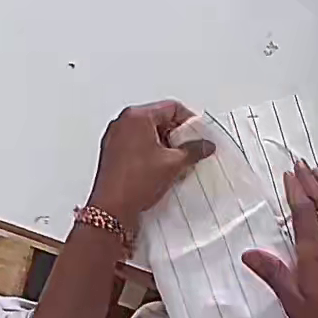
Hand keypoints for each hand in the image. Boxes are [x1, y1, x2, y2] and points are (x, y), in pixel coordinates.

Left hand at [87, 101, 213, 228]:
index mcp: (137, 117)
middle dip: (177, 134)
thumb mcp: (174, 164)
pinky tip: (161, 168)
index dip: (190, 121)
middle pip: (159, 118)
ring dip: (165, 144)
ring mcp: (115, 137)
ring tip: (176, 161)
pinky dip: (151, 151)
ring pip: (148, 132)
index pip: (171, 108)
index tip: (198, 135)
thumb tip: (204, 145)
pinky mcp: (112, 152)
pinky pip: (137, 144)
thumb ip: (194, 150)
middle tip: (190, 148)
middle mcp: (123, 123)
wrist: (112, 209)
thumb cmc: (134, 183)